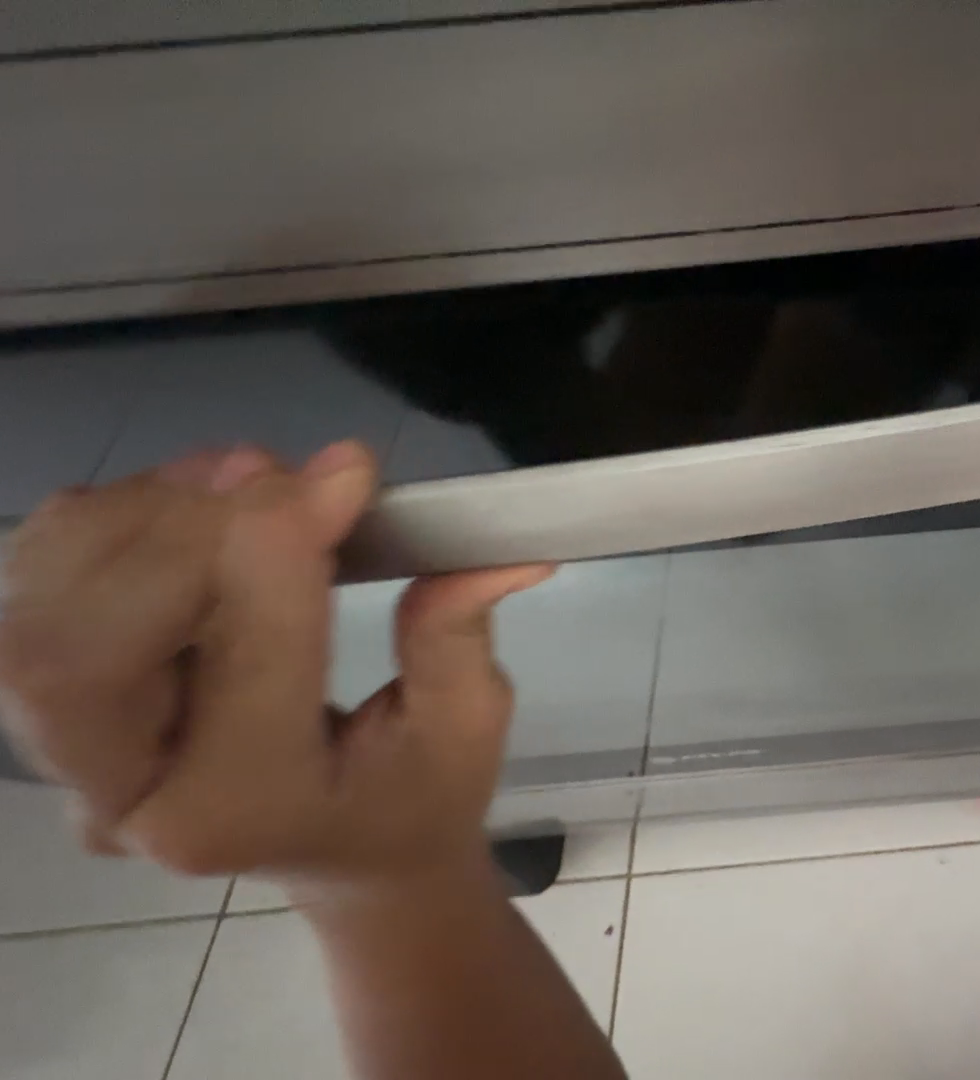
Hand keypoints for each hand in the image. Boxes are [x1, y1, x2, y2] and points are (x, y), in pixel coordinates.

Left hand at [0, 442, 550, 894]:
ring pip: (32, 629)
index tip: (347, 469)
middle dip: (174, 537)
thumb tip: (498, 552)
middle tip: (270, 468)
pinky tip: (180, 507)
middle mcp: (131, 800)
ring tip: (233, 476)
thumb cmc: (425, 792)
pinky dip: (91, 540)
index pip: (246, 658)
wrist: (355, 853)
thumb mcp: (469, 722)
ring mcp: (74, 770)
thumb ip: (458, 636)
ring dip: (125, 526)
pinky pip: (28, 617)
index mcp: (253, 805)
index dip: (283, 548)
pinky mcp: (58, 730)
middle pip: (82, 654)